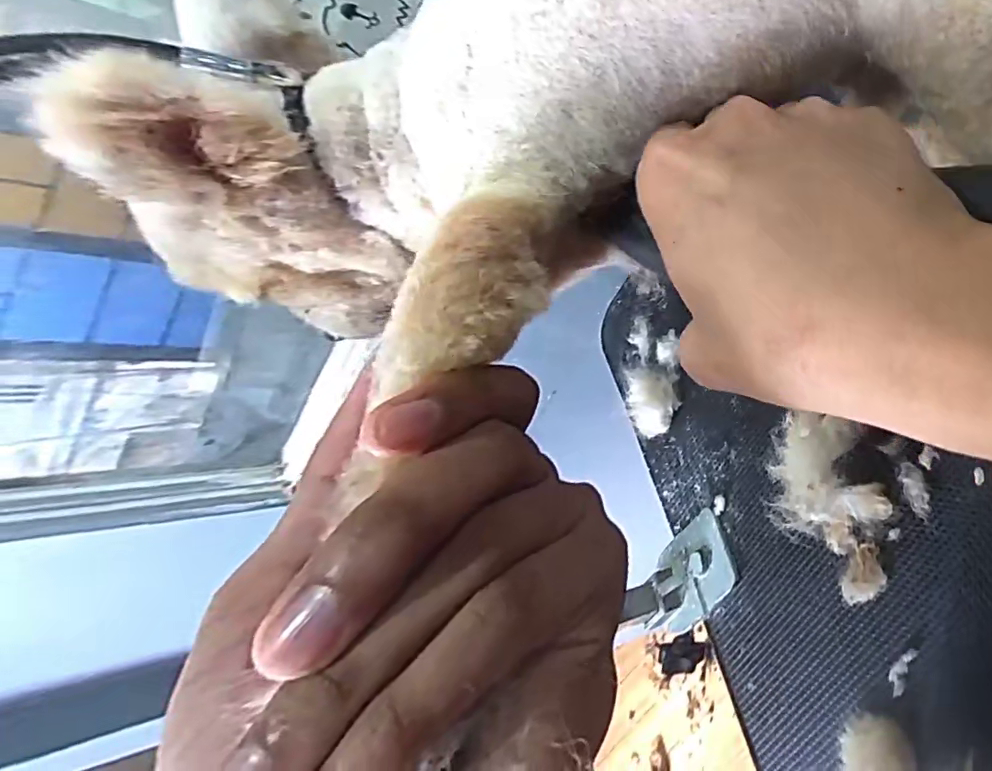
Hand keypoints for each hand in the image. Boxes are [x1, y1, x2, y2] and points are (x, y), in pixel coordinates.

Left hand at [161, 367, 626, 769]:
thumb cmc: (294, 718)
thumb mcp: (275, 603)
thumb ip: (328, 496)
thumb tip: (372, 374)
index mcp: (458, 480)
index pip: (498, 397)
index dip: (458, 392)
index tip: (391, 429)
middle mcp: (529, 491)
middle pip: (491, 454)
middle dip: (385, 540)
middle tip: (290, 652)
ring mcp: (574, 535)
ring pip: (497, 536)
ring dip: (383, 647)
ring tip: (305, 745)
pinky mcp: (601, 593)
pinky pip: (521, 599)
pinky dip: (433, 678)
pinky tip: (380, 749)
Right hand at [637, 96, 978, 413]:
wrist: (909, 317)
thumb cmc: (793, 340)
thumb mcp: (711, 354)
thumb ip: (699, 314)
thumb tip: (727, 304)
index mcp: (678, 172)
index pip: (671, 171)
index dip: (698, 206)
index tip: (725, 241)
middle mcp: (741, 124)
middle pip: (734, 141)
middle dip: (751, 176)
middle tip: (787, 235)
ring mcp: (816, 117)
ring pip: (798, 136)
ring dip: (810, 168)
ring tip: (848, 228)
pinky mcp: (878, 123)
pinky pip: (857, 144)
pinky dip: (865, 169)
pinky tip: (886, 216)